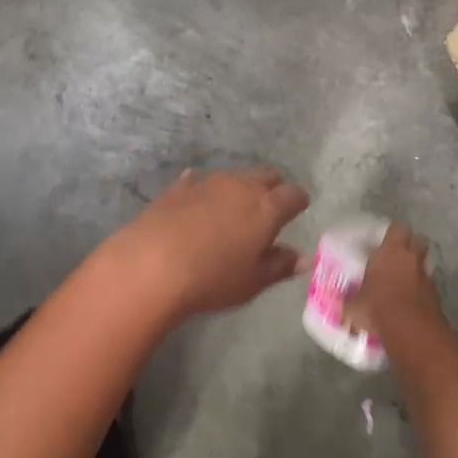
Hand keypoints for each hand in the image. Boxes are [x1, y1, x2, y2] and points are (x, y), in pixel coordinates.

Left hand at [101, 167, 309, 320]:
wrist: (151, 265)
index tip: (299, 210)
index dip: (298, 201)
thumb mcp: (252, 282)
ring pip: (235, 176)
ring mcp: (209, 182)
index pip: (293, 194)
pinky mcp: (180, 187)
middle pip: (267, 175)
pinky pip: (199, 180)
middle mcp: (242, 186)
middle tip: (270, 207)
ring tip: (234, 208)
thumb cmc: (212, 278)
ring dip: (240, 187)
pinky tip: (197, 198)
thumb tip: (305, 258)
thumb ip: (280, 266)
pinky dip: (204, 189)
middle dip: (273, 187)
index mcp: (267, 208)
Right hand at [347, 222, 443, 336]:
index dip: (394, 232)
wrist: (411, 329)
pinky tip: (412, 300)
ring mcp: (426, 275)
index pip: (397, 228)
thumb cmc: (377, 308)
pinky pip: (428, 284)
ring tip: (405, 279)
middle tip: (399, 255)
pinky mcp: (436, 293)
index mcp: (390, 252)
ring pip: (424, 262)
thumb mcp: (356, 307)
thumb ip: (351, 303)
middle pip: (418, 240)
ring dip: (417, 268)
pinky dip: (422, 289)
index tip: (387, 240)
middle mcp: (410, 257)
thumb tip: (343, 309)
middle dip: (411, 244)